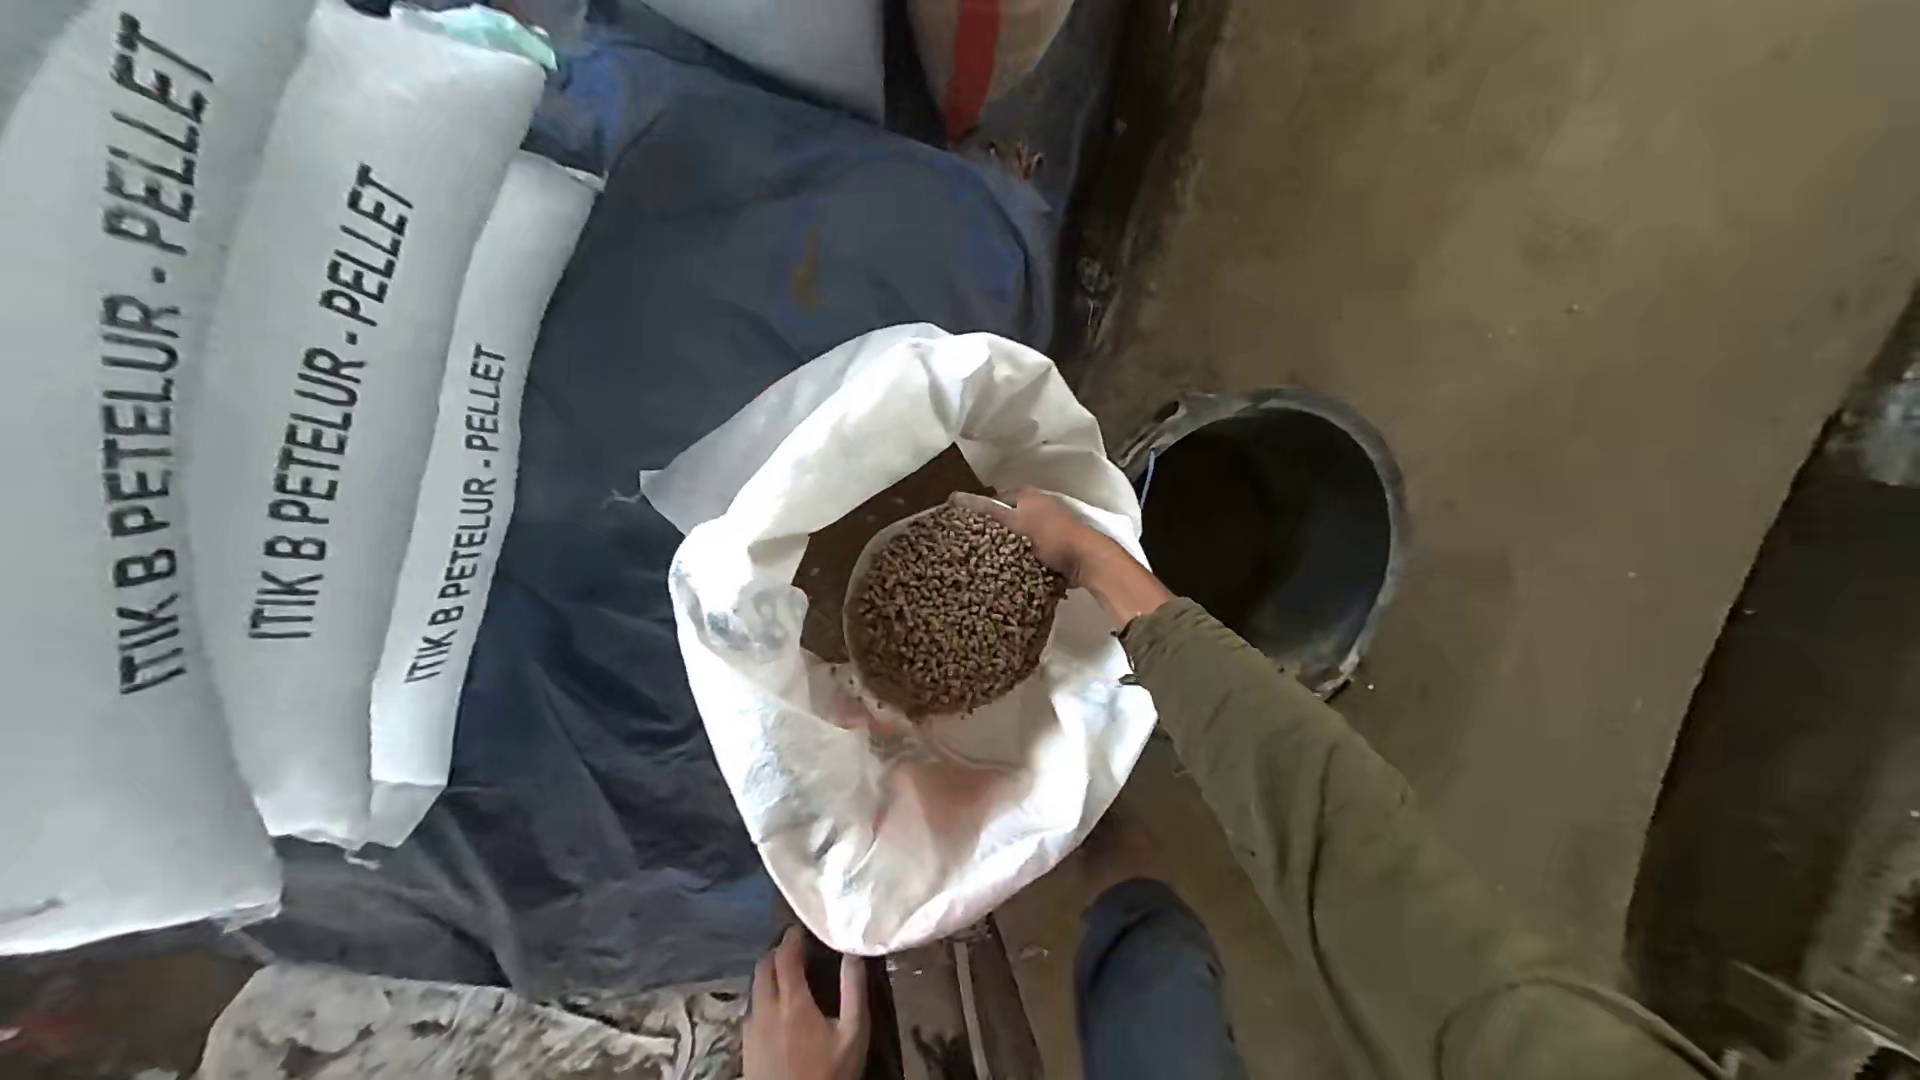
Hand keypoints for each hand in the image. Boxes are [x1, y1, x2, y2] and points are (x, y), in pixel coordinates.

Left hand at [744, 927, 869, 1079]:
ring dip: (768, 973)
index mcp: (792, 1002)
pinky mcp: (745, 1048)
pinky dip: (763, 996)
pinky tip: (778, 1007)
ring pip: (754, 987)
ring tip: (789, 974)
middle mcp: (765, 1010)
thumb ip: (854, 989)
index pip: (784, 954)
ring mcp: (751, 1030)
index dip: (792, 936)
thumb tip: (854, 951)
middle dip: (778, 951)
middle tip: (797, 948)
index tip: (803, 927)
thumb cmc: (829, 1075)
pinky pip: (751, 1009)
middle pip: (763, 966)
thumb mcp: (853, 1033)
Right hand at [949, 488, 1110, 584]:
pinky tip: (1012, 569)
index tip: (964, 529)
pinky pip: (1031, 549)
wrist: (1085, 560)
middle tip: (974, 548)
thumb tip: (954, 496)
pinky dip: (1022, 556)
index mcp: (1027, 494)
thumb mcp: (1011, 521)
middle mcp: (1039, 505)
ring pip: (1018, 534)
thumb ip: (985, 510)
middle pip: (1007, 517)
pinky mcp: (1056, 546)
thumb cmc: (1047, 536)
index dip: (978, 511)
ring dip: (1007, 545)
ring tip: (989, 561)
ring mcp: (1049, 526)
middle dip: (993, 530)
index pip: (994, 498)